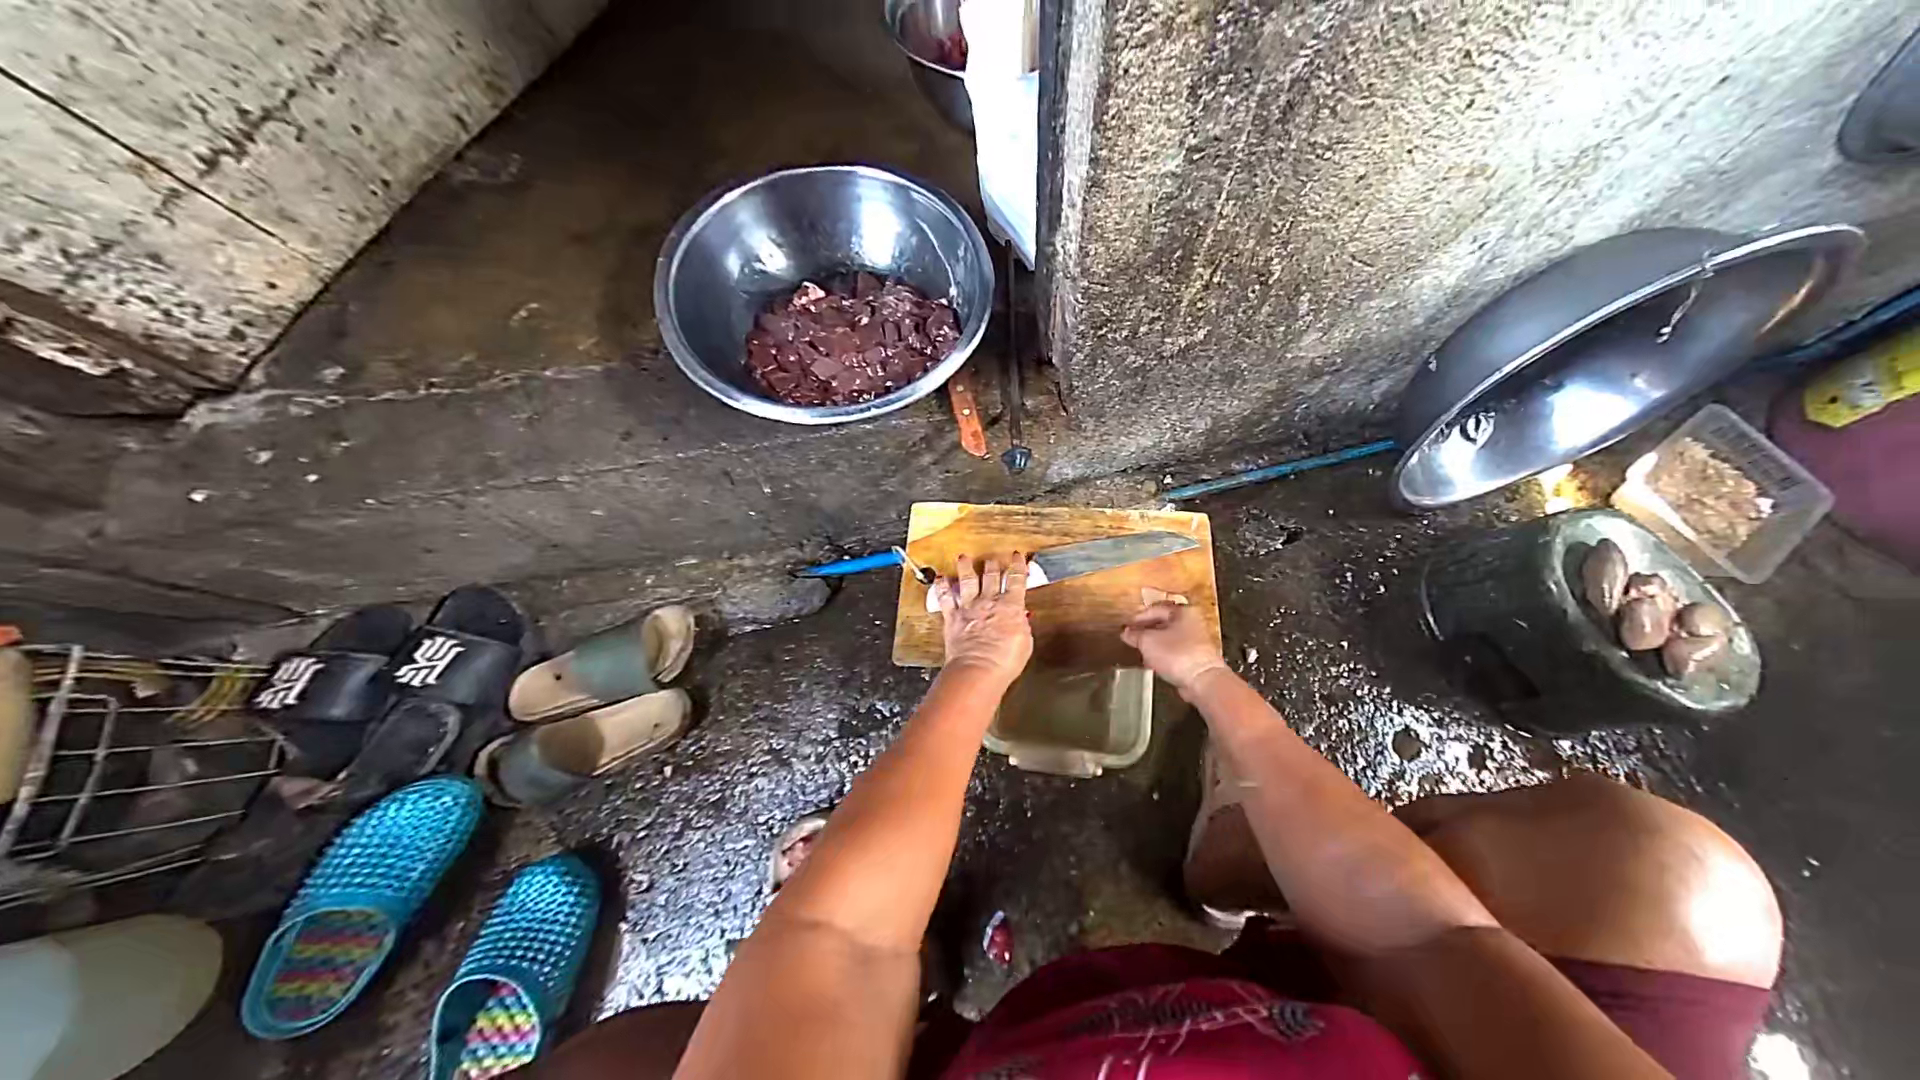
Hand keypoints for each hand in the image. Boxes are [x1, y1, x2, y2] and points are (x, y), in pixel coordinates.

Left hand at [935, 554, 1033, 687]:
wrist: (978, 669)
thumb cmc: (1003, 661)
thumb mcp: (1025, 643)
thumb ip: (1023, 626)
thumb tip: (1022, 617)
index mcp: (1010, 606)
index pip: (1017, 578)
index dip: (1018, 565)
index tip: (1018, 557)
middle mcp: (989, 601)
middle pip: (991, 575)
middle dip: (993, 564)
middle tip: (993, 559)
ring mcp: (969, 607)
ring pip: (967, 580)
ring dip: (966, 567)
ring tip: (964, 558)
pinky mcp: (953, 617)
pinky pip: (945, 597)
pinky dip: (942, 586)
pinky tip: (940, 579)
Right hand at [1122, 601, 1228, 694]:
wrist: (1201, 680)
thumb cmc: (1179, 655)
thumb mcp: (1147, 641)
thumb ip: (1134, 635)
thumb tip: (1127, 633)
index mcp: (1183, 612)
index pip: (1156, 609)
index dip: (1139, 617)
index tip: (1128, 625)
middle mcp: (1193, 623)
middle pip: (1165, 623)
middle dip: (1147, 630)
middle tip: (1133, 636)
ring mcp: (1197, 641)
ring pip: (1171, 638)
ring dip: (1155, 643)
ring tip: (1141, 649)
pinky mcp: (1197, 658)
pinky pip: (1177, 652)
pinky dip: (1165, 655)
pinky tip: (1154, 662)